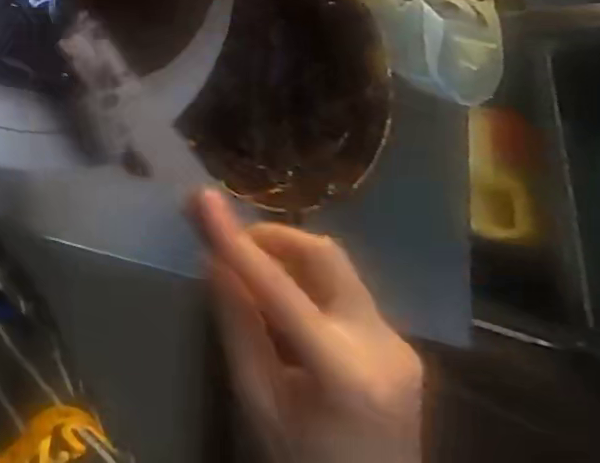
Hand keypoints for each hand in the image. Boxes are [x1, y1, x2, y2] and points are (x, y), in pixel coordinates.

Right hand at [192, 189, 422, 462]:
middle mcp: (383, 344)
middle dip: (272, 238)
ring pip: (336, 268)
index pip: (278, 286)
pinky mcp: (398, 343)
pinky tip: (282, 306)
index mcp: (345, 370)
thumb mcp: (258, 401)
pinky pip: (343, 291)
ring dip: (288, 257)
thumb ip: (237, 326)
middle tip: (231, 244)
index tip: (201, 197)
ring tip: (250, 275)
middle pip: (324, 256)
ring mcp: (398, 342)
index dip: (235, 239)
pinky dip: (305, 283)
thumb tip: (212, 259)